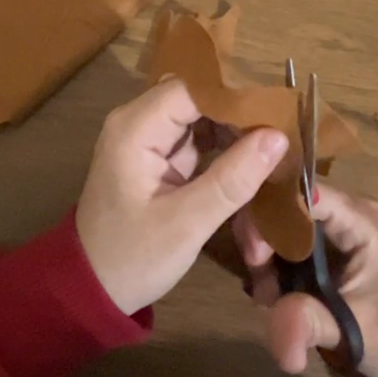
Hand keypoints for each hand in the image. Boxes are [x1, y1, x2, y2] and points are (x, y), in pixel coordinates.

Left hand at [75, 79, 287, 314]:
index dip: (237, 96)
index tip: (280, 112)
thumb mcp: (186, 223)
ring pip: (202, 118)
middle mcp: (138, 122)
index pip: (192, 88)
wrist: (92, 288)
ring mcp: (148, 139)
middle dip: (241, 116)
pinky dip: (225, 151)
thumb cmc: (132, 258)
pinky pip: (198, 140)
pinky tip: (256, 164)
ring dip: (237, 133)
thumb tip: (278, 136)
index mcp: (135, 129)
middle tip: (286, 135)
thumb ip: (232, 179)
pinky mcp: (158, 158)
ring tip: (278, 150)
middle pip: (199, 98)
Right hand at [235, 184, 377, 376]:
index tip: (254, 254)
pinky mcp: (337, 243)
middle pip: (288, 202)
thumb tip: (277, 347)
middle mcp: (351, 211)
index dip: (270, 212)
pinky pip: (297, 237)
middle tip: (259, 286)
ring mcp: (344, 225)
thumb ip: (311, 326)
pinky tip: (277, 294)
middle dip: (264, 239)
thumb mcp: (356, 333)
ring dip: (269, 255)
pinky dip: (281, 261)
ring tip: (268, 298)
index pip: (301, 190)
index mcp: (363, 220)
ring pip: (288, 221)